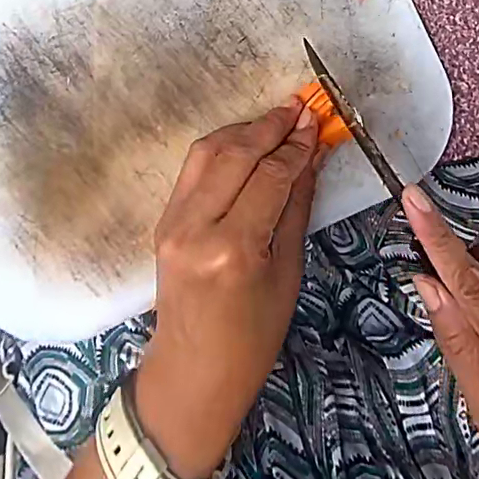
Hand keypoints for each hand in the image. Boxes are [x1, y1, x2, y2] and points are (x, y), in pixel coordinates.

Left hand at [131, 101, 321, 478]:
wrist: (192, 372)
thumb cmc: (253, 337)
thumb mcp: (288, 273)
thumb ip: (297, 206)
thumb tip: (312, 155)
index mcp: (233, 250)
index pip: (270, 177)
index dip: (296, 145)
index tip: (315, 121)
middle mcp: (196, 227)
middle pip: (236, 154)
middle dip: (270, 125)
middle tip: (298, 106)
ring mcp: (172, 220)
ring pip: (208, 151)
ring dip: (244, 129)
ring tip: (275, 118)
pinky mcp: (162, 218)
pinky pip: (193, 168)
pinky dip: (221, 147)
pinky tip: (245, 141)